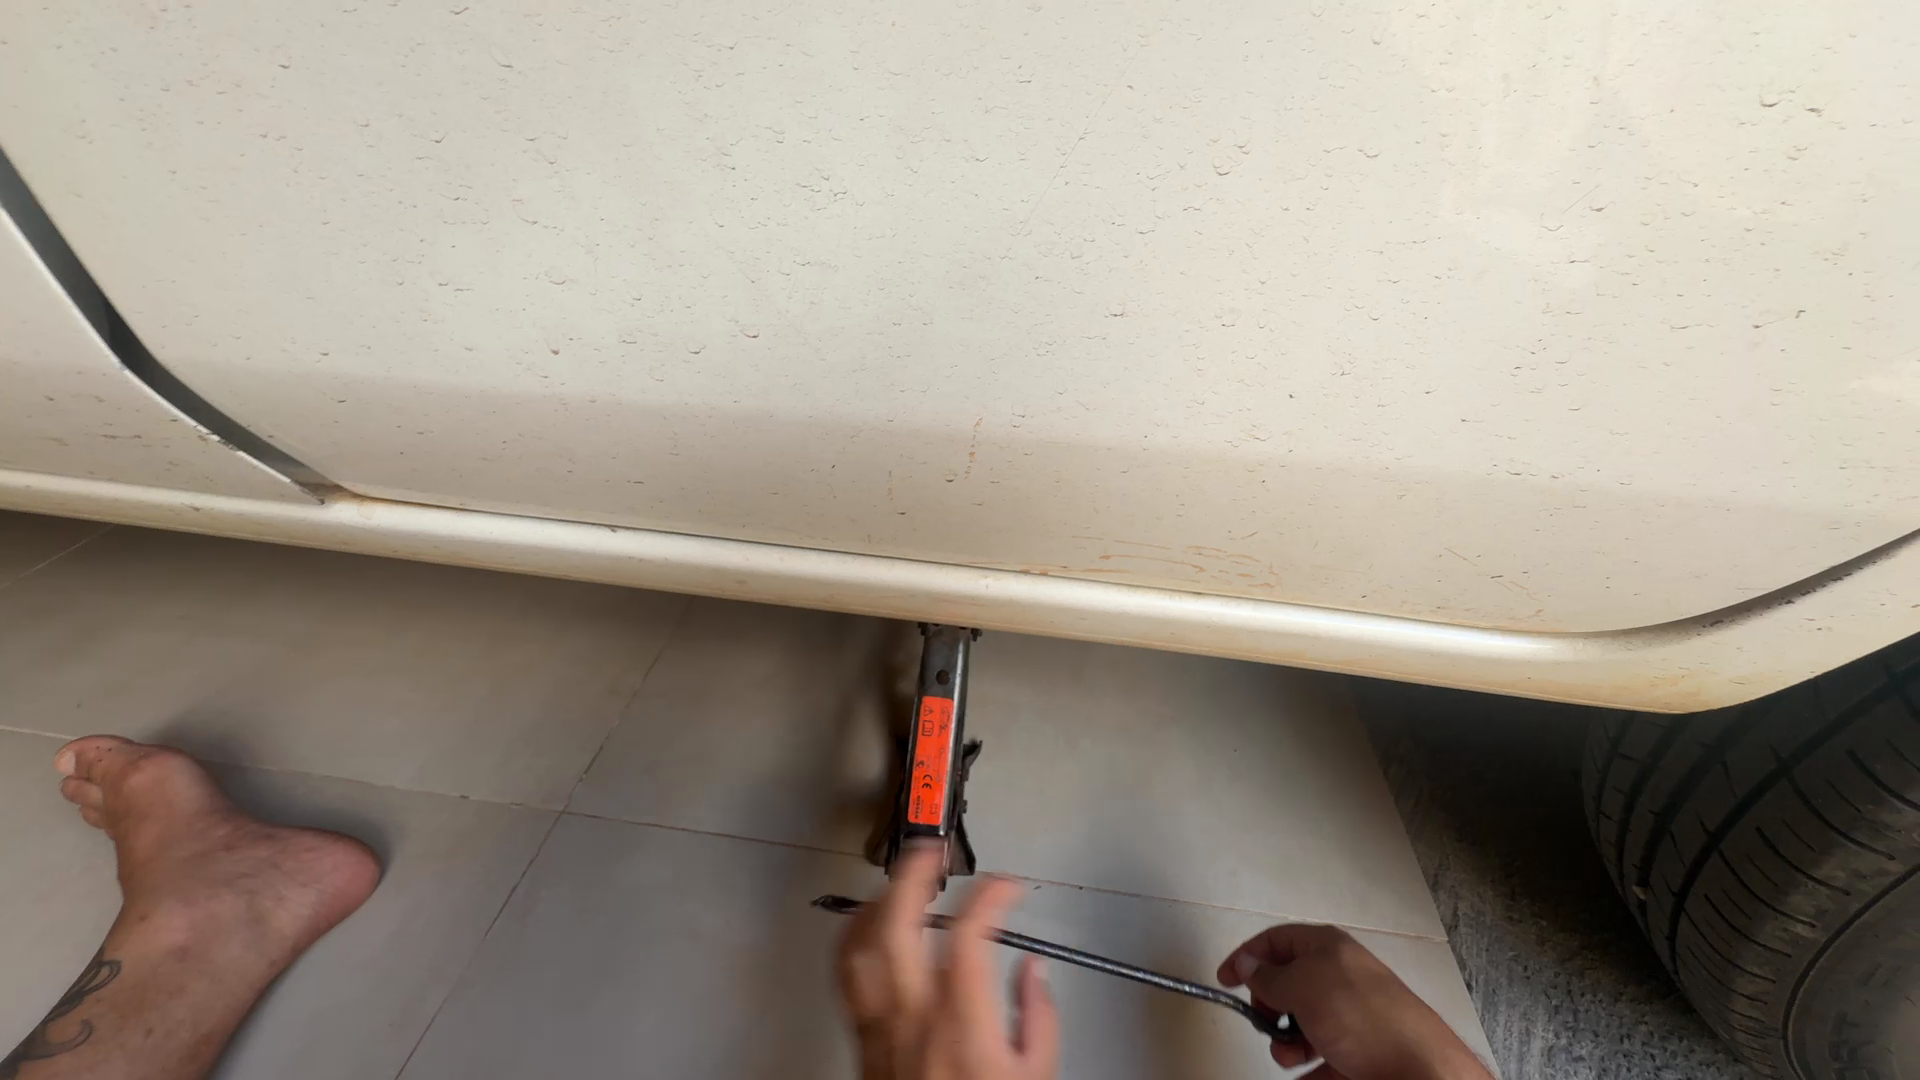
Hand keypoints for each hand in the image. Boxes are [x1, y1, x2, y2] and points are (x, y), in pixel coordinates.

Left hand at [836, 844, 1059, 1079]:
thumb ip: (1038, 1019)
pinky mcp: (862, 1042)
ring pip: (860, 945)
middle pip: (896, 923)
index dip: (990, 893)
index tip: (1007, 884)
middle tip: (931, 849)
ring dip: (877, 899)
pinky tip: (866, 922)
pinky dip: (854, 937)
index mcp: (962, 1023)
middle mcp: (913, 1018)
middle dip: (912, 873)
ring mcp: (880, 1028)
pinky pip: (846, 976)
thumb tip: (1032, 972)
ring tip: (898, 877)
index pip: (969, 933)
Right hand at [1218, 923, 1492, 1079]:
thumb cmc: (1357, 1017)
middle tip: (1264, 1026)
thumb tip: (1246, 964)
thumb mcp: (1301, 986)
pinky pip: (1329, 1056)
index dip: (1246, 957)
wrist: (1423, 1072)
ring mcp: (1356, 1015)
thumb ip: (1267, 975)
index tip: (1225, 981)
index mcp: (1326, 946)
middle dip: (1270, 1007)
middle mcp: (1341, 975)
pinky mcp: (1367, 1052)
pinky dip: (1313, 1069)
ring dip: (1289, 1043)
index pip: (1275, 940)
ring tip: (1288, 1060)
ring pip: (1307, 1024)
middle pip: (1290, 983)